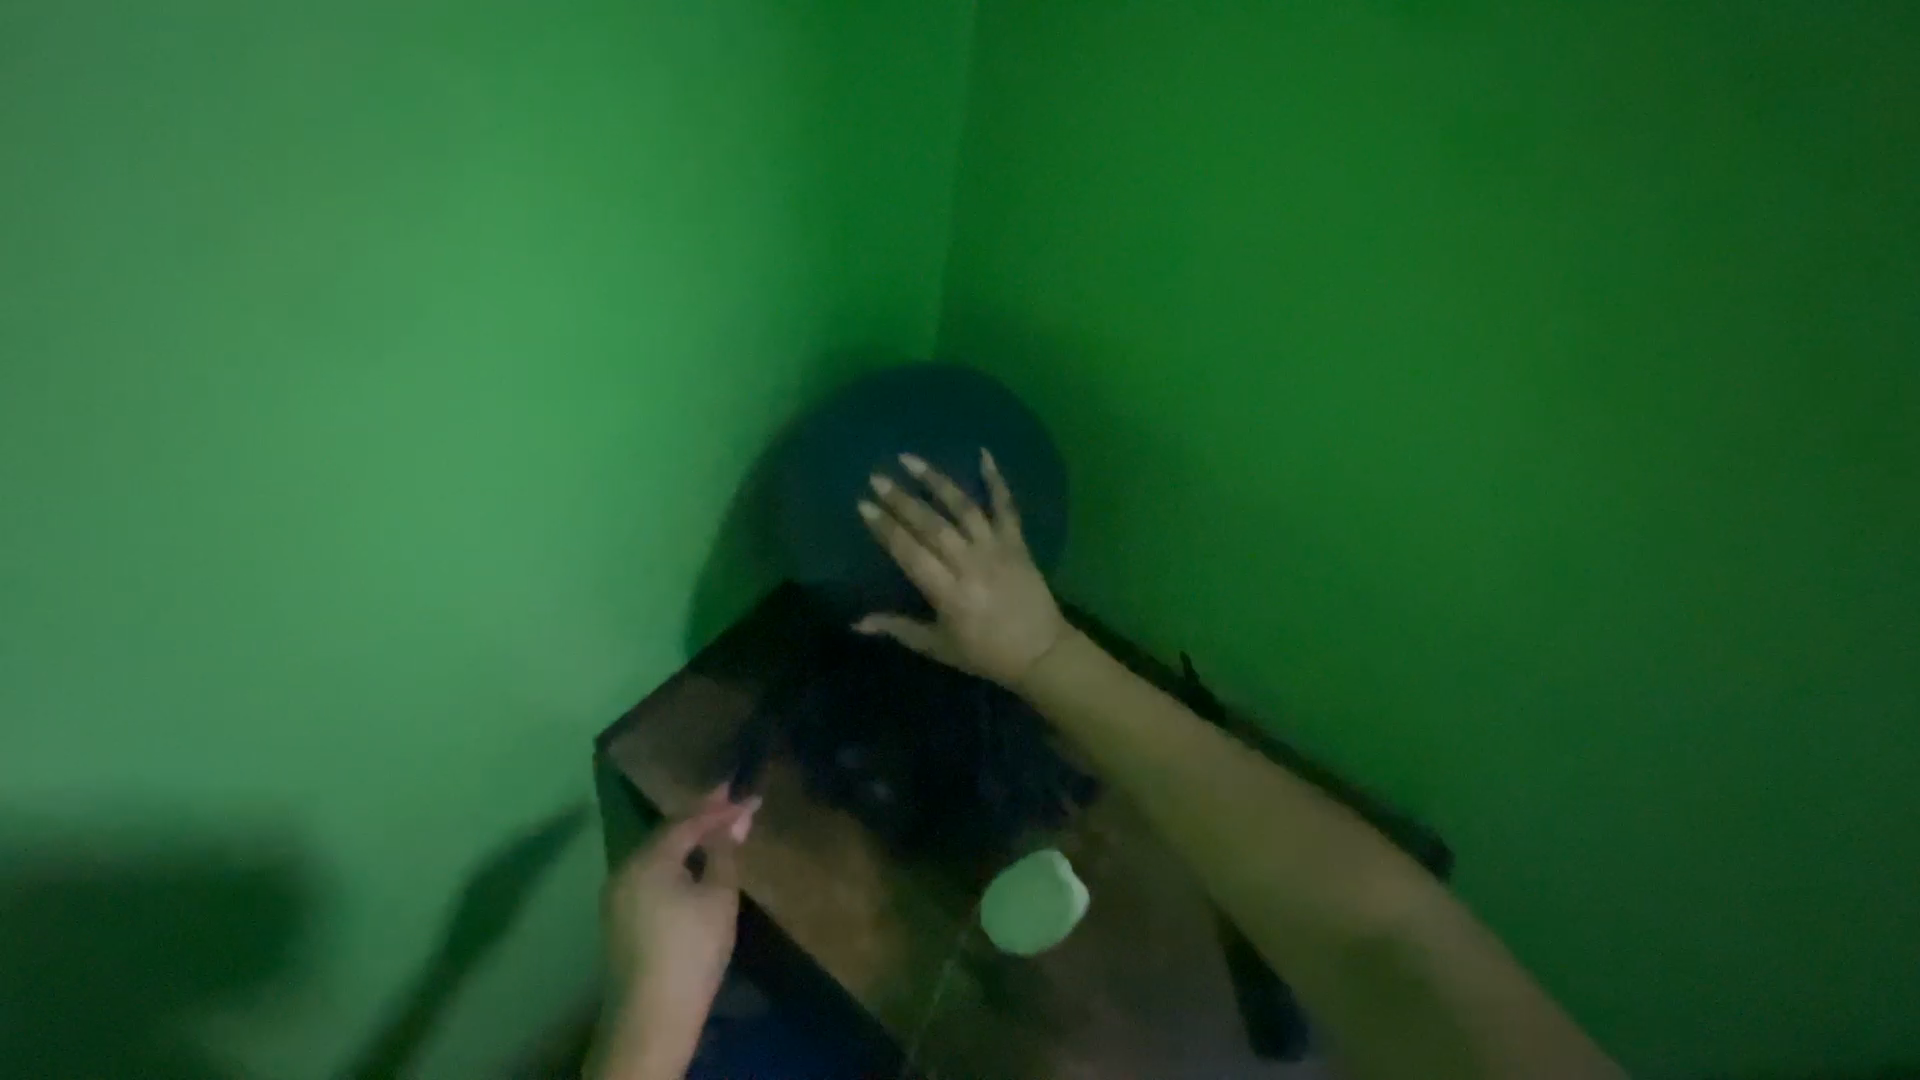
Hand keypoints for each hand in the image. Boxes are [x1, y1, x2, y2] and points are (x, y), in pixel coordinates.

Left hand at [604, 787, 758, 1011]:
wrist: (652, 1017)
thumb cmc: (693, 950)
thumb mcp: (719, 895)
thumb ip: (725, 852)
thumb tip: (736, 819)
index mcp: (648, 859)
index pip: (688, 820)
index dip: (720, 807)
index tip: (749, 795)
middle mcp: (625, 868)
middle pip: (667, 831)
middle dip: (701, 815)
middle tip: (731, 799)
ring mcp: (617, 894)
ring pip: (657, 852)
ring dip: (687, 837)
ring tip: (717, 826)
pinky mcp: (619, 916)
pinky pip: (650, 871)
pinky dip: (674, 859)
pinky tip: (693, 860)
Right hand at [855, 449, 1071, 688]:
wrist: (1042, 653)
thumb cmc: (985, 654)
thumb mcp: (938, 647)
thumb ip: (898, 628)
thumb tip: (857, 623)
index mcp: (949, 592)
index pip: (909, 552)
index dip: (886, 528)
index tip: (864, 505)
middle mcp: (970, 564)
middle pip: (932, 525)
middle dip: (902, 500)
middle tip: (877, 477)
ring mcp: (996, 549)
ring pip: (964, 508)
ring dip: (937, 481)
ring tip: (911, 460)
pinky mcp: (1017, 543)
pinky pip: (1006, 506)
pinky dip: (996, 479)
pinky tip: (983, 454)